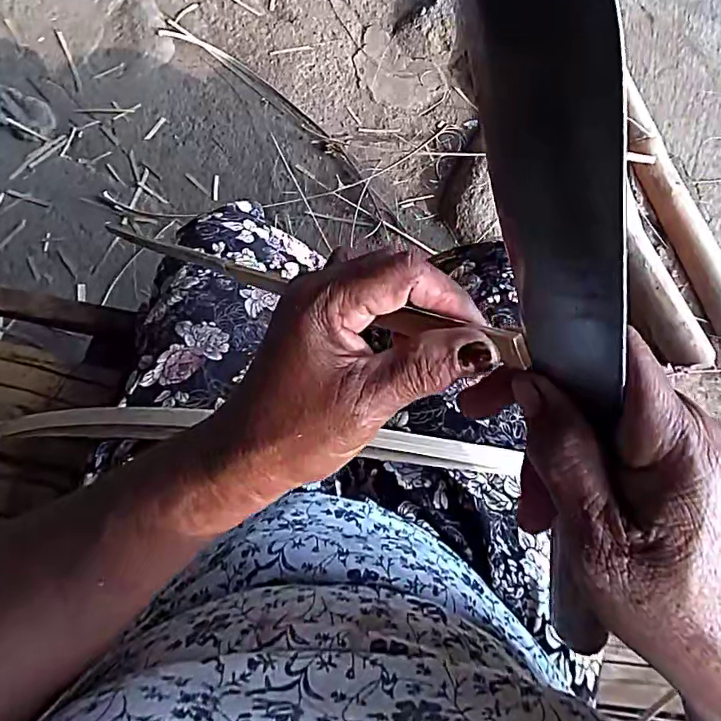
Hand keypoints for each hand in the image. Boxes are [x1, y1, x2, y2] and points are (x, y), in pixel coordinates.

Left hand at [200, 248, 499, 510]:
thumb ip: (425, 367)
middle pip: (396, 266)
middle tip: (466, 333)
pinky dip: (398, 312)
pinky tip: (412, 341)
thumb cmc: (290, 434)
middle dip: (438, 297)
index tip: (475, 327)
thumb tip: (473, 348)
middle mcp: (318, 287)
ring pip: (384, 277)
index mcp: (325, 300)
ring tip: (444, 338)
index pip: (404, 271)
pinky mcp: (320, 313)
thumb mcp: (368, 401)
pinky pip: (369, 295)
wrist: (245, 454)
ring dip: (419, 303)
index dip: (449, 295)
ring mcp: (317, 297)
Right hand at [459, 329, 720, 716]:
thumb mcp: (597, 537)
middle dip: (545, 415)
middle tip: (498, 432)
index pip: (618, 351)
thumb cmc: (675, 612)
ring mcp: (681, 440)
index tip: (514, 371)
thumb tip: (532, 388)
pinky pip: (611, 435)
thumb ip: (563, 454)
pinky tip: (564, 503)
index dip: (560, 350)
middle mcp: (687, 426)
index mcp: (678, 439)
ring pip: (597, 411)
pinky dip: (579, 460)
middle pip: (597, 383)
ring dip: (557, 447)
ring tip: (540, 505)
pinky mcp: (673, 456)